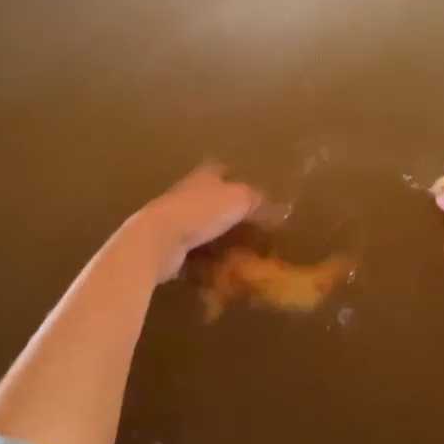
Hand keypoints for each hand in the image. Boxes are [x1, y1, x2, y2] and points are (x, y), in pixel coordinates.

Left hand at [120, 163, 262, 282]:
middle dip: (230, 213)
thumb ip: (260, 202)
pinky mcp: (169, 248)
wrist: (158, 240)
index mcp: (204, 176)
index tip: (255, 192)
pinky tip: (222, 273)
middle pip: (214, 201)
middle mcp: (188, 194)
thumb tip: (284, 208)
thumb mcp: (239, 200)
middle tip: (255, 229)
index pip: (223, 170)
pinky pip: (195, 255)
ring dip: (219, 240)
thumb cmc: (200, 211)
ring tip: (243, 255)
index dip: (238, 178)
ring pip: (204, 229)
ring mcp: (175, 222)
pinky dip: (207, 264)